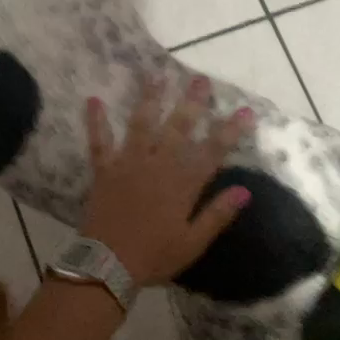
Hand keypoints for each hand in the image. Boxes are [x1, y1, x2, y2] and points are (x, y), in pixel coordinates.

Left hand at [80, 75, 251, 287]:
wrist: (107, 264)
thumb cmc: (154, 257)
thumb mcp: (193, 242)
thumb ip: (217, 214)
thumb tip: (245, 190)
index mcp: (182, 185)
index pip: (213, 151)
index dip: (230, 130)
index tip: (246, 110)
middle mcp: (157, 166)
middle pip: (178, 128)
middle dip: (191, 102)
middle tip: (200, 79)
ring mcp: (128, 164)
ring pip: (142, 125)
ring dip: (150, 99)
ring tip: (156, 74)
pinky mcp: (104, 170)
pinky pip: (99, 141)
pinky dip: (96, 121)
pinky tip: (93, 99)